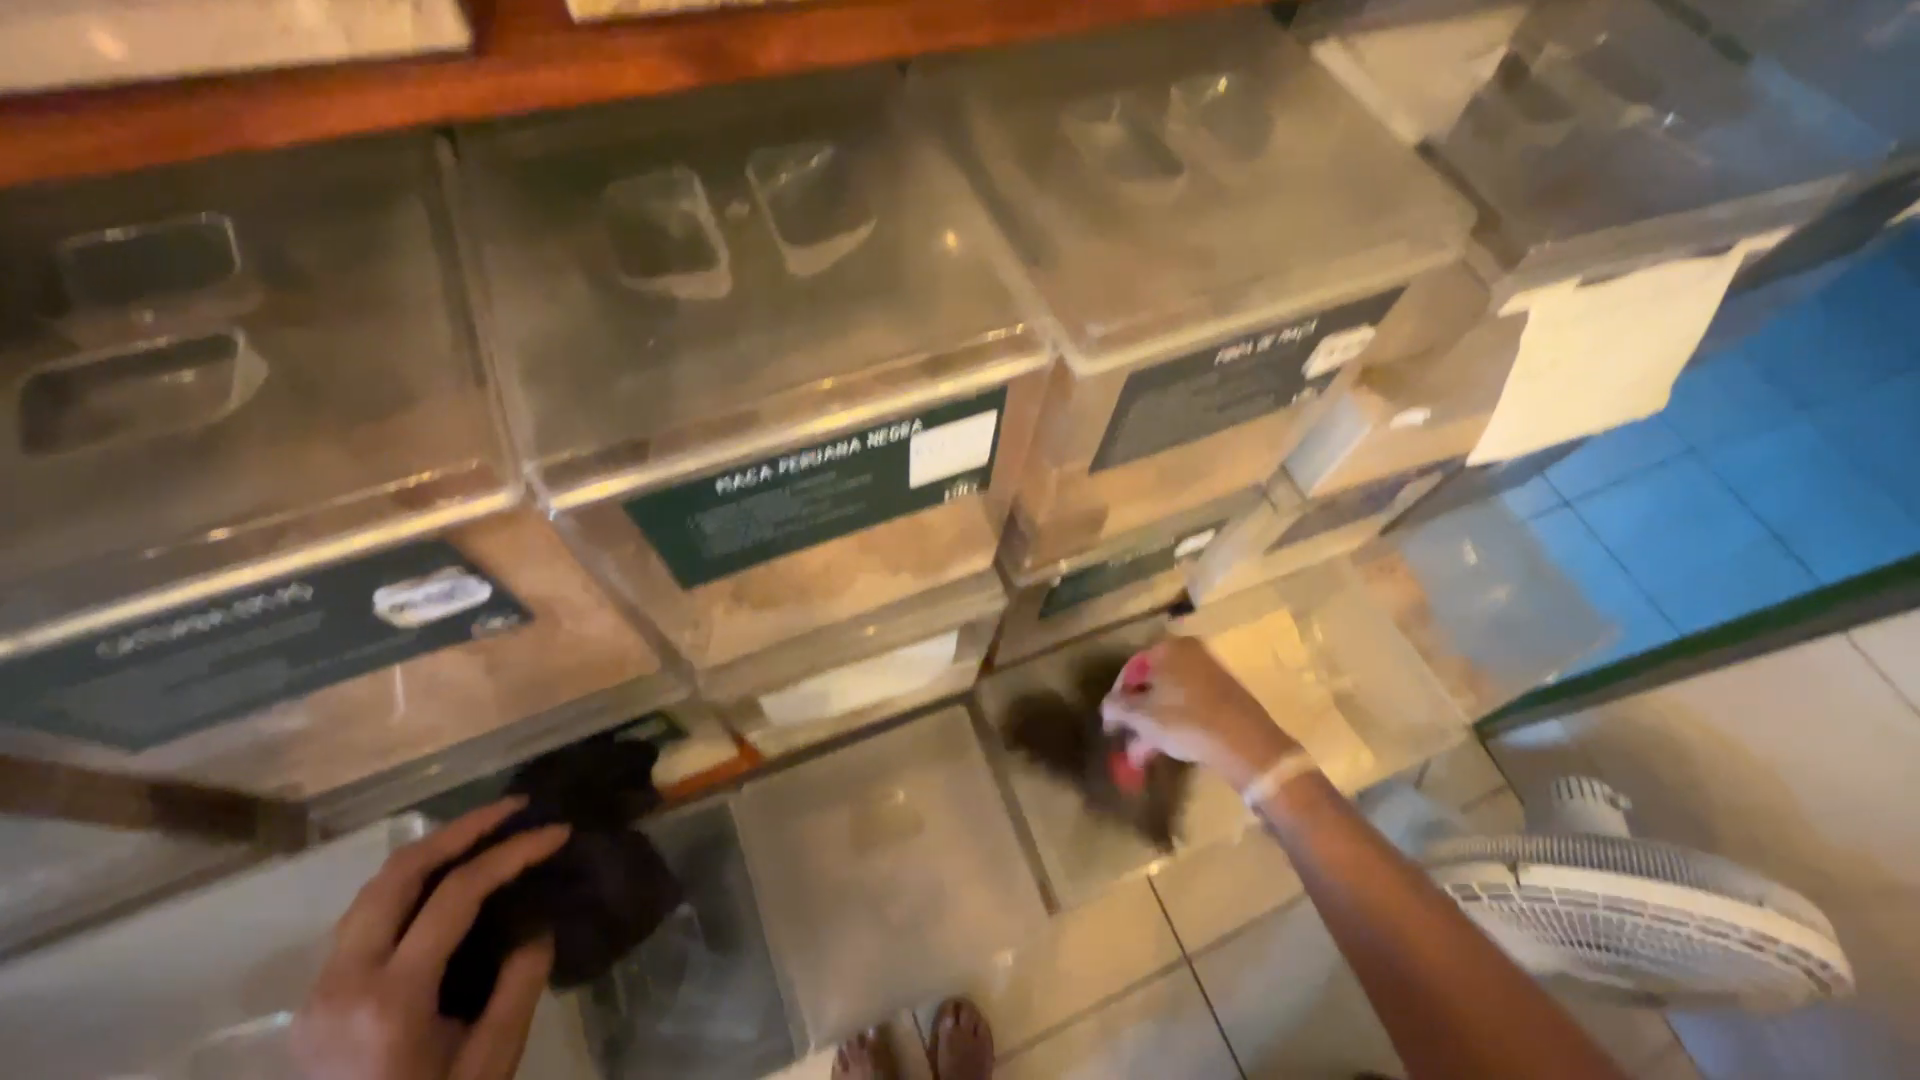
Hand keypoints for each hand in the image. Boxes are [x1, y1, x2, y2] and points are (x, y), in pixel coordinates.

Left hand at [293, 799, 569, 1079]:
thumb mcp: (492, 1060)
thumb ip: (521, 983)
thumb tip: (536, 921)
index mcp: (390, 1000)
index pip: (455, 896)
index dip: (511, 853)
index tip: (556, 832)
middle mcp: (342, 982)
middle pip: (398, 875)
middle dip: (461, 830)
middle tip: (514, 808)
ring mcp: (318, 988)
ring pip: (372, 890)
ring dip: (430, 852)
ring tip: (484, 831)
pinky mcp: (315, 996)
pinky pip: (363, 919)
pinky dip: (408, 885)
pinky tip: (443, 880)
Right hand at [1101, 636, 1300, 790]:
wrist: (1244, 741)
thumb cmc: (1184, 720)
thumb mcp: (1141, 716)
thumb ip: (1116, 708)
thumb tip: (1107, 709)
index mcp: (1168, 648)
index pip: (1131, 669)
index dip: (1116, 698)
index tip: (1111, 724)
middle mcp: (1191, 653)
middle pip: (1153, 684)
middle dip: (1137, 715)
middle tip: (1127, 740)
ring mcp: (1212, 673)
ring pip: (1171, 698)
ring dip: (1154, 725)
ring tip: (1143, 754)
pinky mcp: (1227, 695)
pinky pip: (1191, 706)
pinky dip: (1176, 723)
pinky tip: (1169, 749)